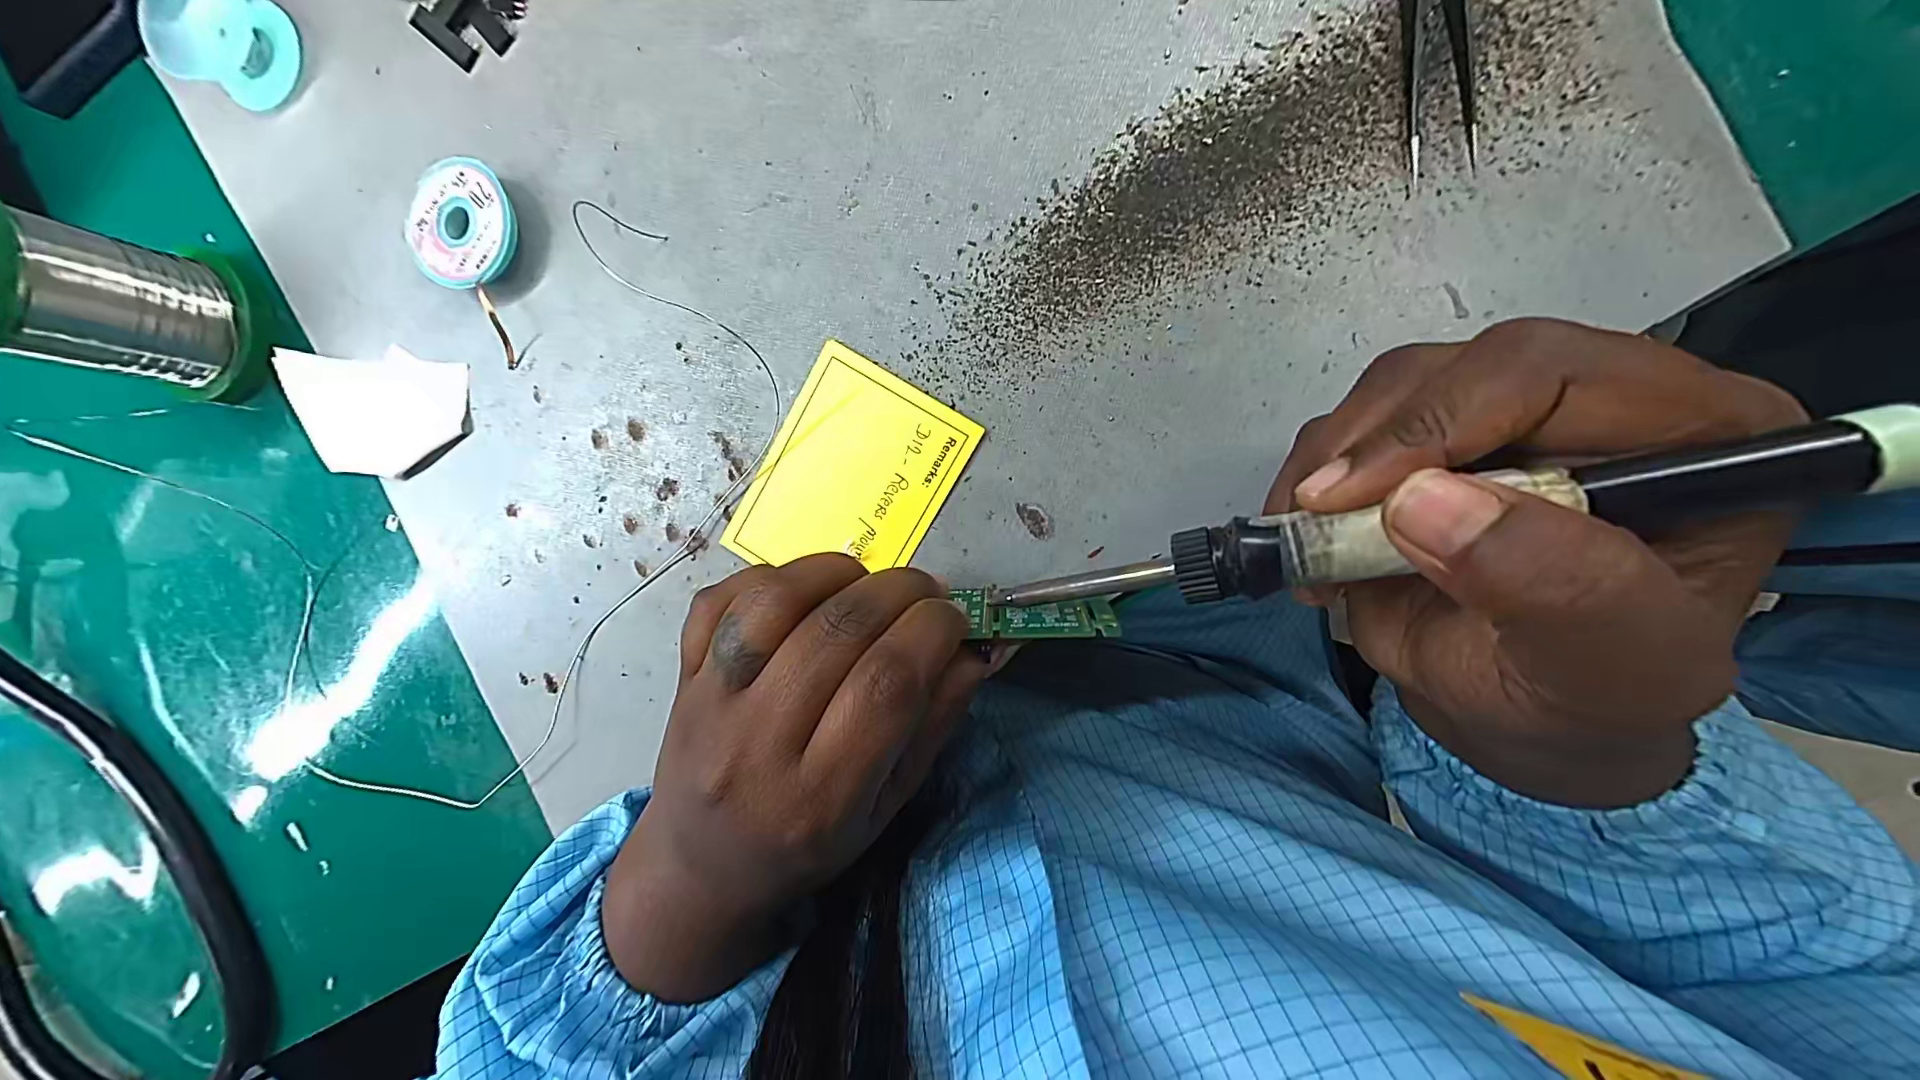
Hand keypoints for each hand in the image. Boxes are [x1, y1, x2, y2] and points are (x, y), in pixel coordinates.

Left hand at [602, 554, 987, 1001]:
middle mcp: (756, 746)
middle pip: (837, 632)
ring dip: (838, 572)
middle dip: (900, 592)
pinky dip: (773, 576)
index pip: (887, 684)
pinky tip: (807, 590)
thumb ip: (935, 724)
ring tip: (869, 581)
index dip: (932, 632)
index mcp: (820, 796)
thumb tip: (975, 649)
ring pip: (774, 602)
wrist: (703, 865)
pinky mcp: (681, 675)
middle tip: (927, 593)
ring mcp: (707, 704)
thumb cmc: (810, 844)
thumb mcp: (889, 805)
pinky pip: (721, 600)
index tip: (956, 619)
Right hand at [1269, 319, 1806, 806]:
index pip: (1547, 374)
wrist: (1515, 710)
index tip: (1351, 499)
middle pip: (1453, 370)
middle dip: (1367, 444)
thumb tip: (1421, 501)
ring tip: (1307, 542)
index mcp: (1688, 431)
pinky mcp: (1416, 445)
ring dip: (1325, 466)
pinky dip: (1301, 483)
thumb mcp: (1606, 666)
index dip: (1437, 421)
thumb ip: (1554, 587)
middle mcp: (1588, 404)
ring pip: (1385, 392)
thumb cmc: (1581, 694)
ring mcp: (1492, 418)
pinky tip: (1305, 538)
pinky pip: (1342, 431)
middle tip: (1313, 519)